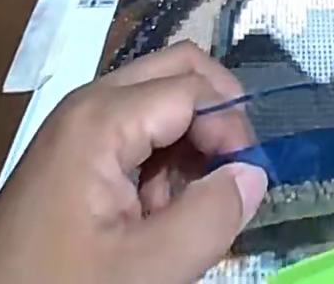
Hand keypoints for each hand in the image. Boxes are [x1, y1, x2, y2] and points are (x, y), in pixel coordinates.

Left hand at [0, 44, 267, 283]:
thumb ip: (207, 221)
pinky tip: (161, 211)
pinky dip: (166, 157)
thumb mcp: (140, 275)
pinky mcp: (78, 148)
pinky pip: (141, 125)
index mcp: (103, 116)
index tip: (249, 178)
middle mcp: (93, 101)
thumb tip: (255, 174)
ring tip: (193, 204)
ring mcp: (82, 122)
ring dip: (192, 138)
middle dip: (217, 112)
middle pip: (177, 71)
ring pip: (163, 97)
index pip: (191, 87)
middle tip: (235, 171)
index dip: (230, 124)